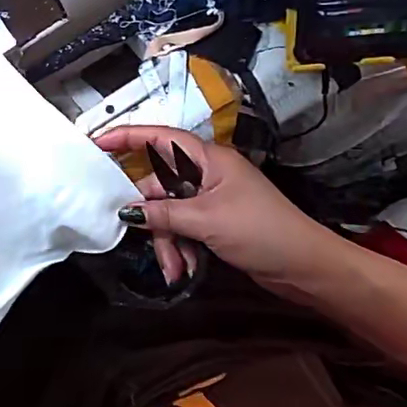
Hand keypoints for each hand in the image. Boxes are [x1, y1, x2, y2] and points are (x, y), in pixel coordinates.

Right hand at [95, 126, 358, 298]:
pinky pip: (183, 228)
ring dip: (168, 241)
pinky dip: (180, 248)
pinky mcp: (215, 222)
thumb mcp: (206, 220)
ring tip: (175, 269)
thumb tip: (127, 211)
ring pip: (169, 212)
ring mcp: (211, 199)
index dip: (127, 137)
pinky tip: (184, 269)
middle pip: (160, 186)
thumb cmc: (263, 232)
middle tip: (143, 238)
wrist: (308, 268)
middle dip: (152, 217)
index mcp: (209, 160)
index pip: (160, 138)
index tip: (98, 143)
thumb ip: (162, 213)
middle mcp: (207, 174)